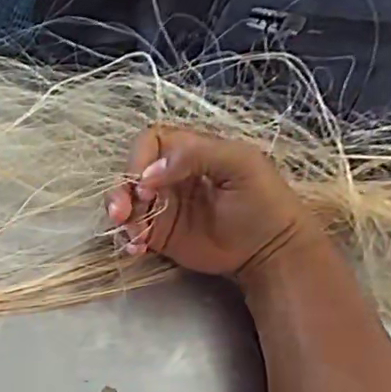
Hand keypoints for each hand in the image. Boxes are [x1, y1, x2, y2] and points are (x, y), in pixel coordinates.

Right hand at [105, 127, 319, 283]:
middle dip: (119, 191)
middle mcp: (170, 176)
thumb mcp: (239, 164)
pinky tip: (138, 249)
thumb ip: (197, 156)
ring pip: (126, 203)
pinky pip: (133, 232)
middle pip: (130, 173)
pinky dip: (128, 239)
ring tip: (134, 237)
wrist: (271, 248)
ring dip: (121, 218)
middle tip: (121, 214)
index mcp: (190, 151)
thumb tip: (149, 174)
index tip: (145, 184)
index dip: (140, 159)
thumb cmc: (263, 200)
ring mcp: (163, 207)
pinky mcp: (160, 236)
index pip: (150, 143)